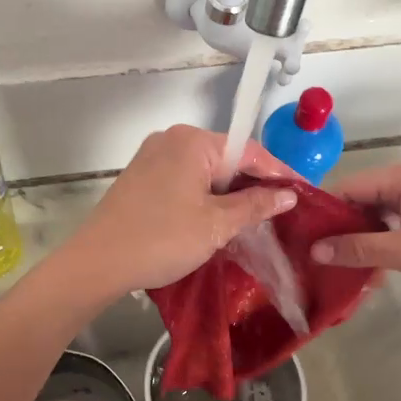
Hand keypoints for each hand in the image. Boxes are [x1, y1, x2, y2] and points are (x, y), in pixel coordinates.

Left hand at [65, 126, 297, 293]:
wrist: (98, 262)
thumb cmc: (162, 239)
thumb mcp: (216, 225)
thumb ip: (255, 205)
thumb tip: (288, 194)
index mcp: (192, 141)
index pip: (249, 150)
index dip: (278, 173)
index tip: (302, 193)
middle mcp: (172, 139)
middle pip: (226, 157)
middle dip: (252, 183)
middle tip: (281, 210)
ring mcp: (152, 156)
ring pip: (204, 170)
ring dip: (228, 193)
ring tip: (255, 219)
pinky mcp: (141, 176)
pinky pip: (184, 179)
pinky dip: (204, 196)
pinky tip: (218, 219)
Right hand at [310, 161, 400, 292]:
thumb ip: (359, 249)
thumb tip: (315, 249)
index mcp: (400, 177)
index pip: (345, 188)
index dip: (322, 215)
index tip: (301, 242)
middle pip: (360, 198)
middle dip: (340, 228)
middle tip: (318, 259)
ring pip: (378, 211)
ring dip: (362, 236)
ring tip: (341, 265)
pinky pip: (397, 218)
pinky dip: (384, 237)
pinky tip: (374, 263)